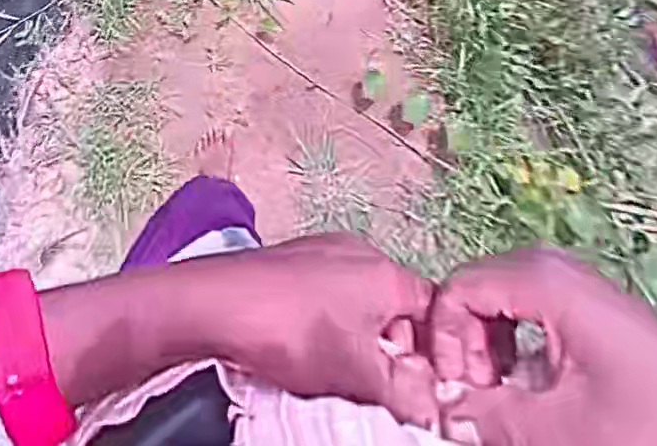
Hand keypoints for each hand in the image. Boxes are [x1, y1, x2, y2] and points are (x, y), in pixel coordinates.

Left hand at [200, 232, 440, 424]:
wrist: (223, 301)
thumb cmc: (293, 329)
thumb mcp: (358, 373)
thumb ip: (404, 392)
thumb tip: (428, 405)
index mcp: (384, 272)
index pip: (431, 308)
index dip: (433, 350)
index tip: (422, 385)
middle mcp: (358, 251)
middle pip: (395, 306)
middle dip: (393, 348)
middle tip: (379, 386)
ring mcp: (324, 251)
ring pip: (359, 301)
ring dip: (359, 337)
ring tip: (338, 370)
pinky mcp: (295, 259)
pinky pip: (328, 292)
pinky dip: (329, 321)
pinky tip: (308, 346)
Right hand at [428, 248, 656, 445]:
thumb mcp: (567, 430)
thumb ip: (493, 418)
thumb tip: (444, 412)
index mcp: (540, 278)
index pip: (456, 290)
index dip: (444, 341)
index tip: (454, 393)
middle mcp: (551, 269)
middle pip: (475, 295)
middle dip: (466, 350)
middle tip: (478, 404)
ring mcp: (572, 287)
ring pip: (500, 309)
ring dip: (490, 356)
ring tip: (506, 406)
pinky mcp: (590, 311)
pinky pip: (530, 320)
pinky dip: (519, 355)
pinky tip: (539, 398)